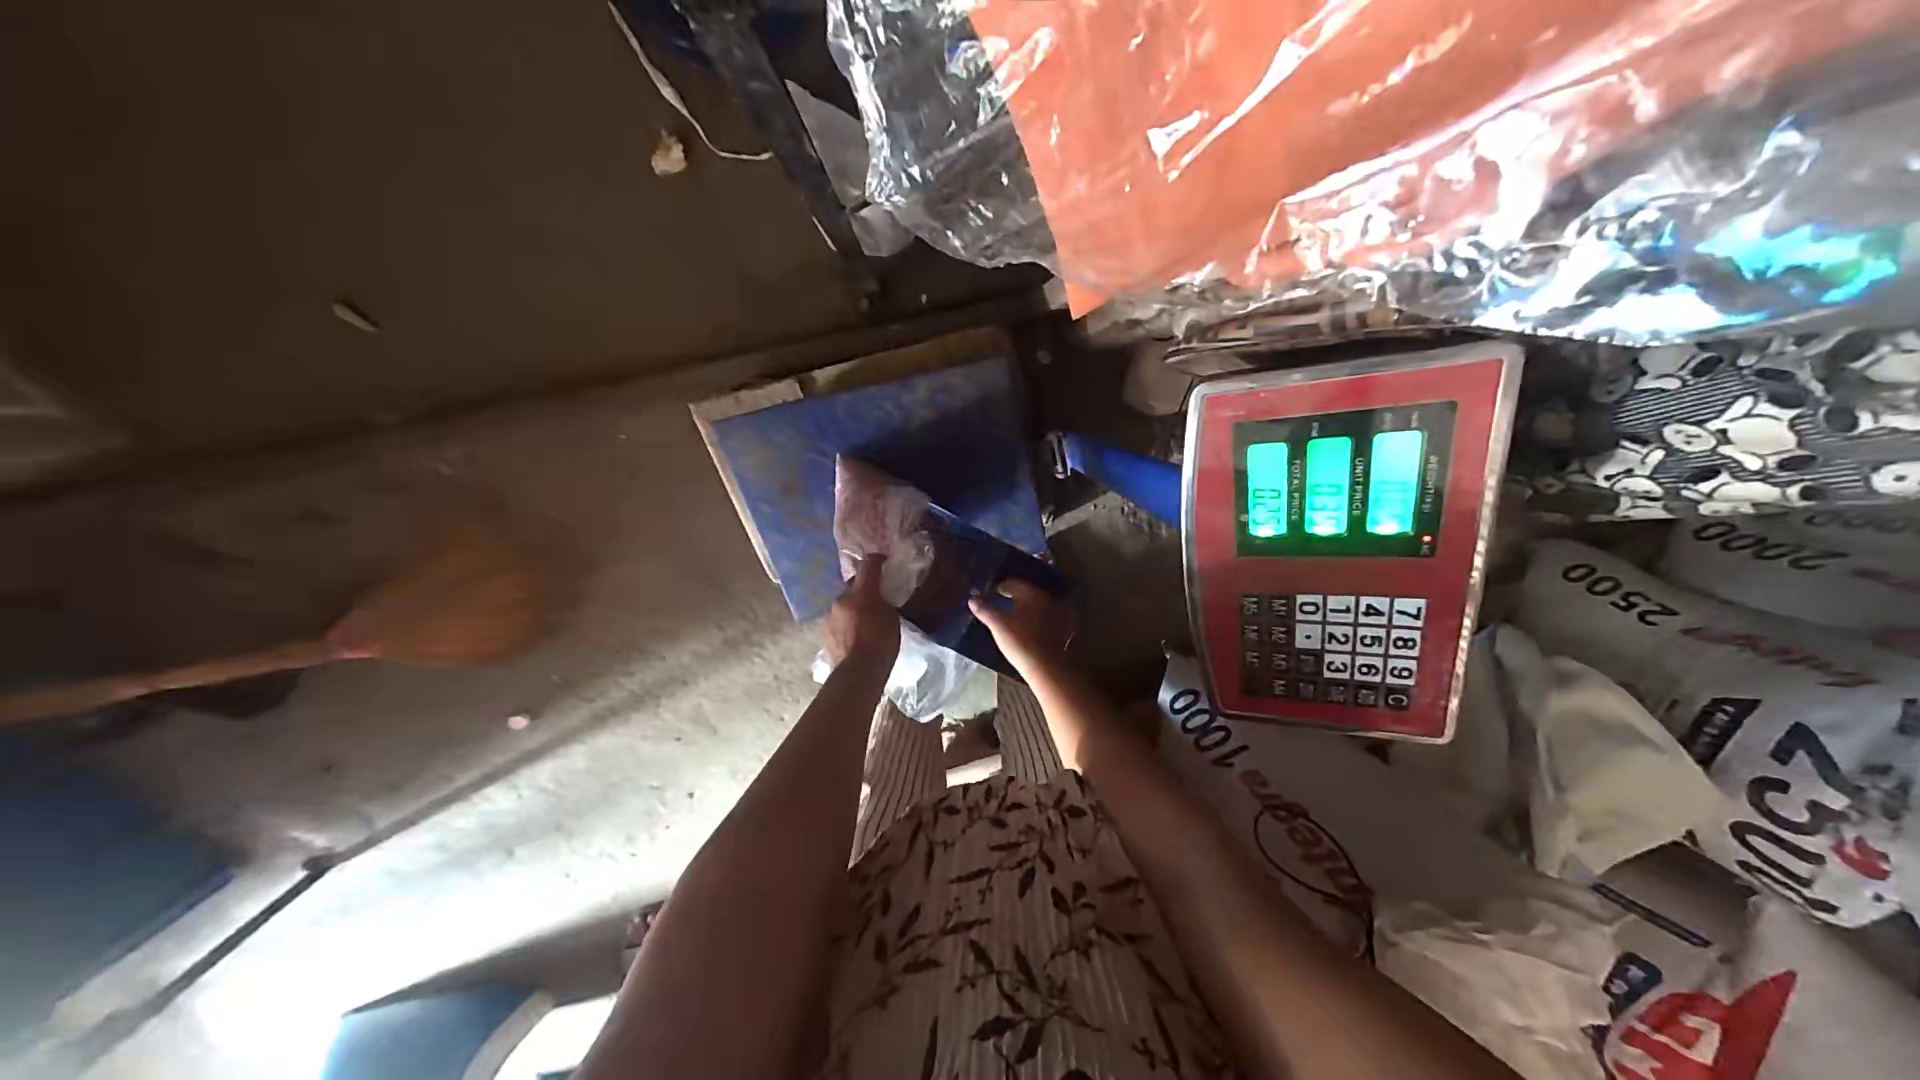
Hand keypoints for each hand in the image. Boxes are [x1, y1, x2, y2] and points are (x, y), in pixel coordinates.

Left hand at [824, 555, 899, 667]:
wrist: (858, 672)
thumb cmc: (882, 643)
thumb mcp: (892, 618)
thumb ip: (884, 603)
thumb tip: (880, 599)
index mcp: (862, 591)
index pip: (868, 564)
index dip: (876, 560)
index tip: (883, 561)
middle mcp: (842, 598)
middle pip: (853, 584)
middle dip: (863, 588)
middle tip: (876, 597)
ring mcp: (830, 615)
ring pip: (844, 603)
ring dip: (854, 606)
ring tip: (865, 619)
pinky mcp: (825, 631)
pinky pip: (839, 619)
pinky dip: (847, 622)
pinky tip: (856, 633)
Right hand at [969, 578, 1071, 677]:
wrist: (1047, 667)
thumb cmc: (1020, 641)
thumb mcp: (998, 624)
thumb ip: (984, 610)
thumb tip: (972, 599)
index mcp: (1032, 593)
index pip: (1012, 583)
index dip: (999, 587)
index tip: (989, 594)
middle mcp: (1046, 598)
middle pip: (1026, 592)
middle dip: (1012, 596)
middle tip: (998, 603)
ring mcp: (1056, 614)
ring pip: (1036, 605)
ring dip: (1024, 608)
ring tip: (1011, 615)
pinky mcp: (1061, 629)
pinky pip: (1044, 618)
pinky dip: (1034, 619)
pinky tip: (1026, 627)